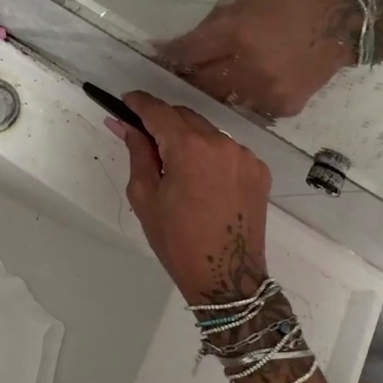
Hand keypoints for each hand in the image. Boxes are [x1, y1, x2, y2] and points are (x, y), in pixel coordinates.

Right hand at [112, 91, 272, 304]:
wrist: (227, 280)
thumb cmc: (177, 239)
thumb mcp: (145, 195)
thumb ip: (137, 151)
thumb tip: (124, 124)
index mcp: (188, 148)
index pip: (157, 110)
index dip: (138, 102)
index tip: (124, 102)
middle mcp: (220, 143)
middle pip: (182, 115)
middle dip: (161, 121)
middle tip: (144, 140)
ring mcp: (243, 156)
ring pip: (205, 129)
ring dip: (186, 136)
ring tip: (175, 164)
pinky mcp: (258, 171)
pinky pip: (225, 148)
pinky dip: (209, 152)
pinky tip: (201, 178)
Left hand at [153, 0, 358, 118]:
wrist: (340, 25)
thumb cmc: (286, 5)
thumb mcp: (240, 4)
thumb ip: (207, 27)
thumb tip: (175, 45)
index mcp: (234, 35)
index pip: (187, 53)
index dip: (167, 55)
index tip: (153, 56)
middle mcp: (248, 67)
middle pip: (198, 81)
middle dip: (183, 76)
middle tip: (174, 72)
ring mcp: (266, 91)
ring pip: (220, 99)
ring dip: (207, 91)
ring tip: (203, 82)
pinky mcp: (283, 107)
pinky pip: (248, 107)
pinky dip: (238, 98)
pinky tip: (237, 88)